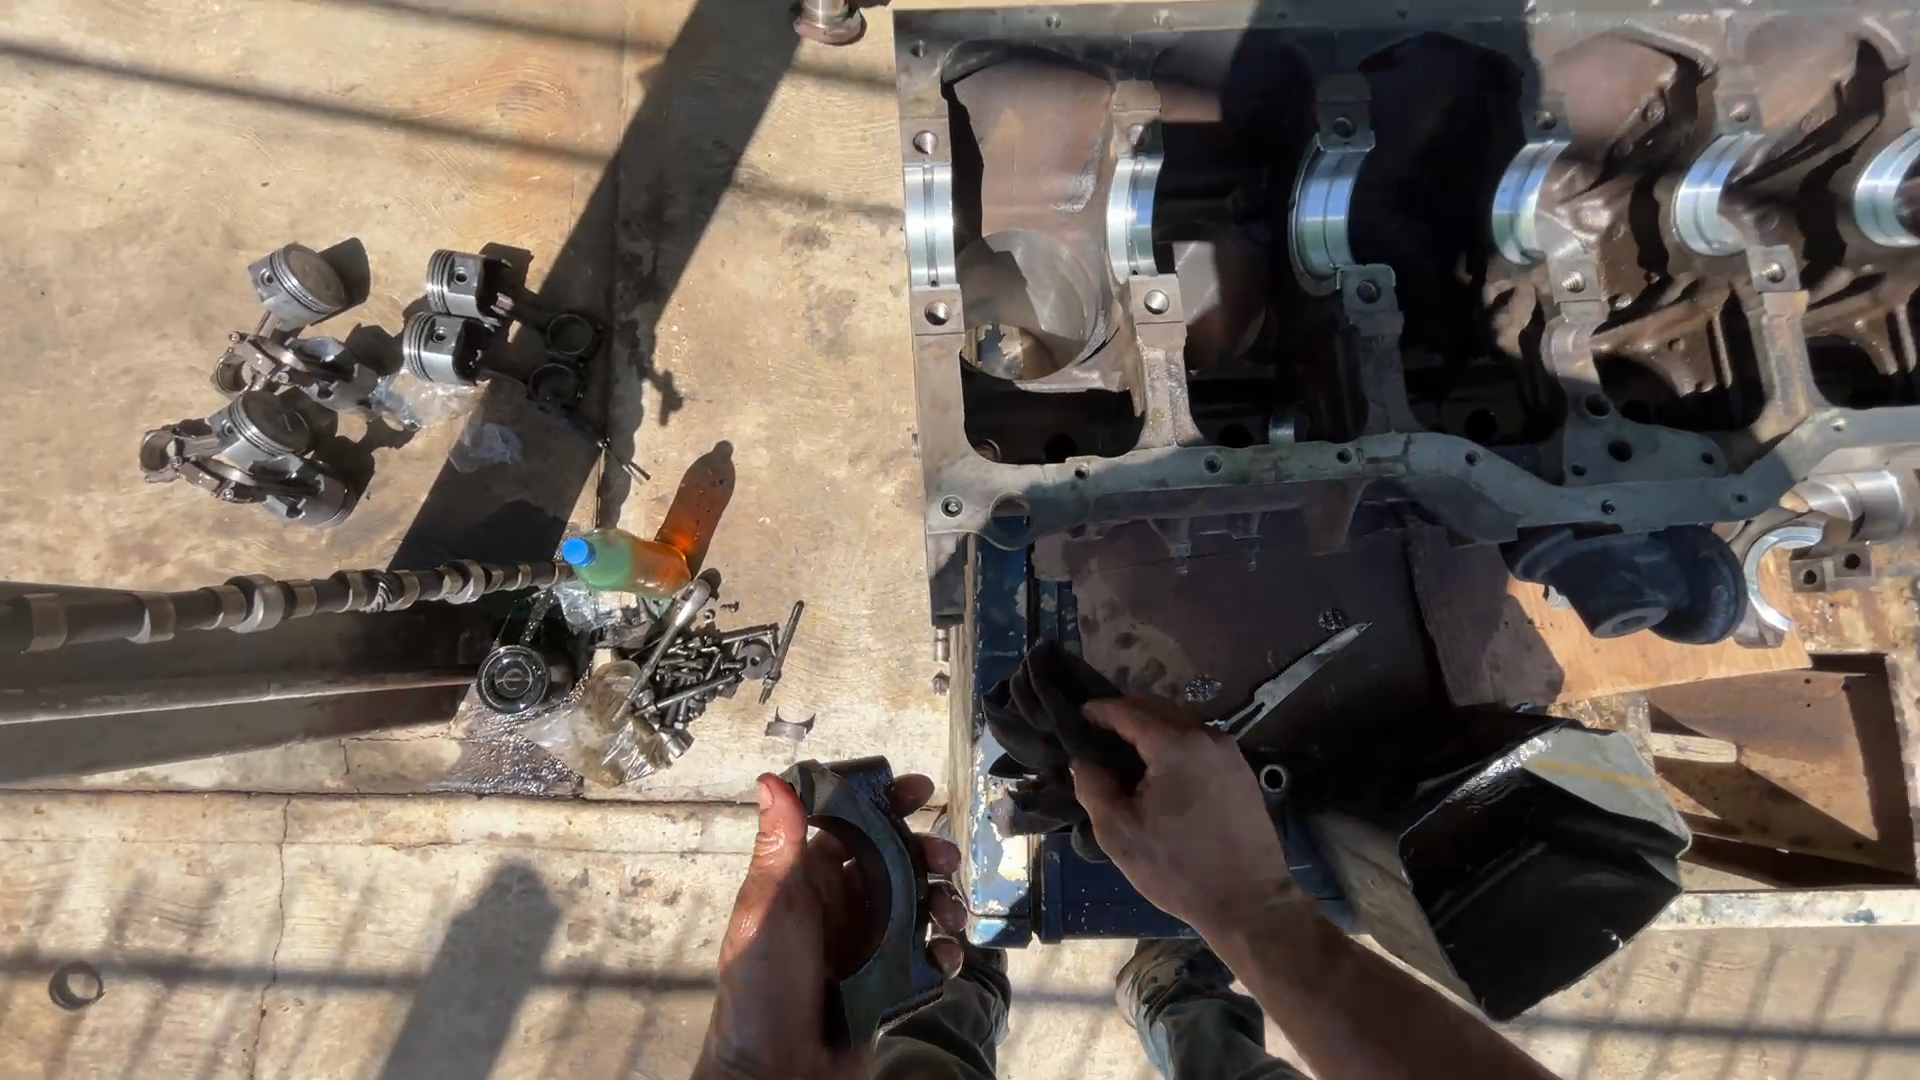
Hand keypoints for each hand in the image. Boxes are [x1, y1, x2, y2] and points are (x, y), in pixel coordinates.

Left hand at [694, 772, 967, 1079]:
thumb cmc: (762, 984)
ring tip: (951, 914)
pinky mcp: (895, 978)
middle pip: (900, 857)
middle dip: (929, 849)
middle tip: (946, 856)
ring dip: (945, 897)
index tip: (919, 789)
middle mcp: (850, 898)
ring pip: (924, 900)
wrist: (776, 1074)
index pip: (856, 822)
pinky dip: (946, 950)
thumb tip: (772, 779)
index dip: (887, 801)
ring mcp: (875, 938)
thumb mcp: (768, 907)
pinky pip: (931, 952)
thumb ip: (779, 844)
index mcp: (815, 874)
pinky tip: (944, 958)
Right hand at [1071, 698, 1289, 937]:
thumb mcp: (1119, 833)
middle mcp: (1205, 736)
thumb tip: (1083, 761)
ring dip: (1150, 727)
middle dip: (1124, 713)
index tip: (1079, 714)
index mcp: (1175, 745)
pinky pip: (1197, 741)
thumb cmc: (1178, 868)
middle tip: (1097, 730)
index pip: (1128, 711)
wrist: (1250, 904)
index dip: (1100, 710)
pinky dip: (1173, 741)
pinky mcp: (1240, 770)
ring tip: (1125, 748)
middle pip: (1156, 708)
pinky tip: (1159, 766)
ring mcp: (1228, 751)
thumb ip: (1093, 787)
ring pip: (1179, 722)